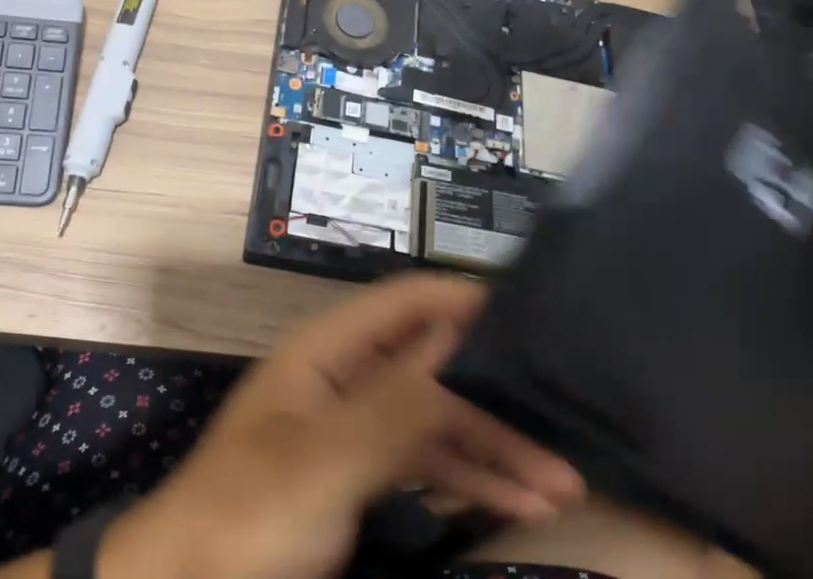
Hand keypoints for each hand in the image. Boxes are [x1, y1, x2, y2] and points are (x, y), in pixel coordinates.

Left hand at [98, 274, 583, 578]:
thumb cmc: (251, 513)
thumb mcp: (327, 458)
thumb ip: (396, 402)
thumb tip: (459, 335)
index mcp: (325, 354)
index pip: (402, 303)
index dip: (460, 299)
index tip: (528, 313)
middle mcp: (343, 380)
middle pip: (431, 370)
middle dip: (494, 400)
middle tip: (561, 429)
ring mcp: (351, 429)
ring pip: (434, 423)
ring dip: (492, 450)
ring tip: (559, 488)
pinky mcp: (356, 475)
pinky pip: (422, 464)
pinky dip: (466, 480)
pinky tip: (514, 504)